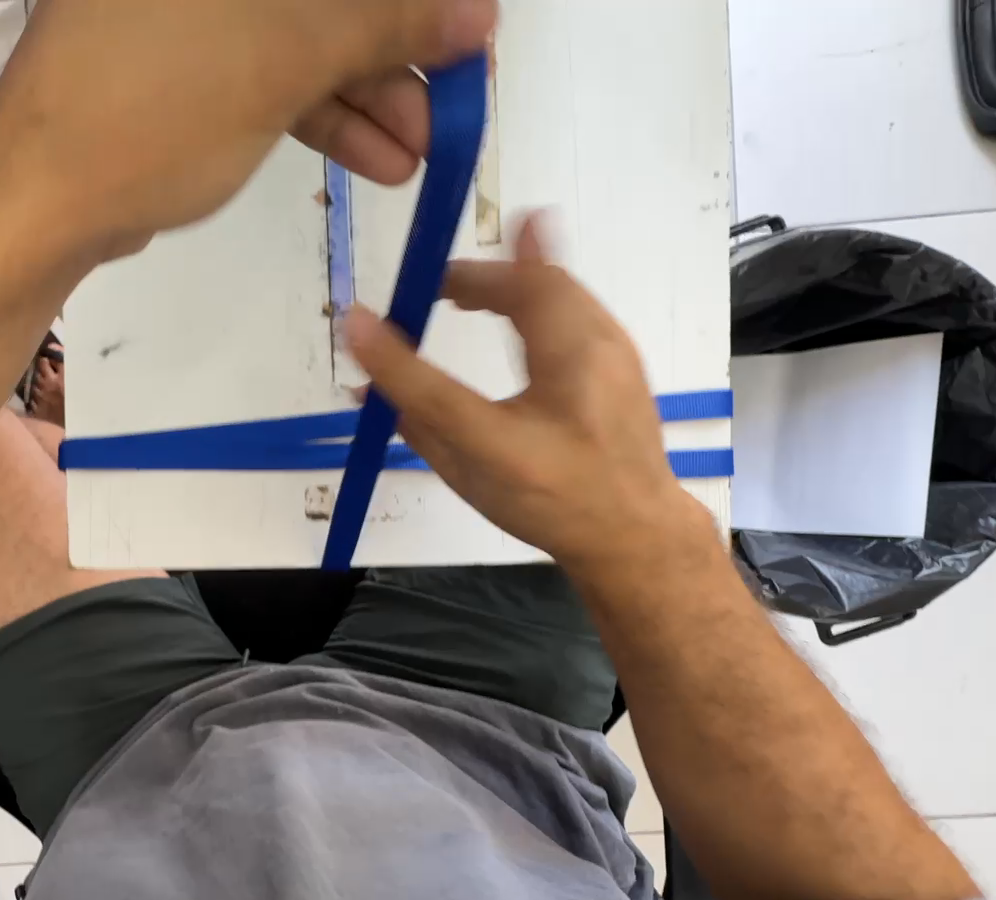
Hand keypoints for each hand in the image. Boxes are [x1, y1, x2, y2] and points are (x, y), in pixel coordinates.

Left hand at [0, 0, 496, 250]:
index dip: (411, 1)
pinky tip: (378, 158)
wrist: (46, 199)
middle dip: (396, 51)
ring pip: (303, 41)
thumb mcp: (280, 61)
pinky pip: (271, 79)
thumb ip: (380, 27)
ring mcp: (194, 17)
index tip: (463, 34)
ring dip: (369, 98)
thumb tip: (478, 13)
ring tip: (423, 153)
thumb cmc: (157, 108)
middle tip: (455, 103)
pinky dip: (323, 119)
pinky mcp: (187, 69)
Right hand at [344, 212, 712, 574]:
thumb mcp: (470, 480)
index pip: (445, 396)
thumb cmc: (546, 506)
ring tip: (461, 284)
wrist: (636, 528)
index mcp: (524, 447)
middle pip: (525, 304)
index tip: (359, 321)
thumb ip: (419, 430)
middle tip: (428, 287)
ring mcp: (615, 359)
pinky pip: (575, 298)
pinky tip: (515, 279)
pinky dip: (536, 284)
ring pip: (559, 288)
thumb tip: (367, 389)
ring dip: (506, 275)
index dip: (396, 359)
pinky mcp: (625, 349)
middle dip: (472, 282)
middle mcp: (571, 405)